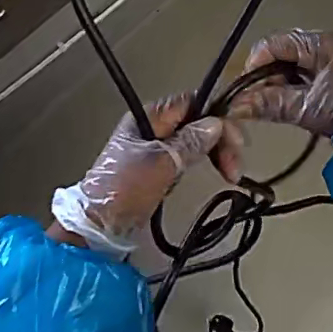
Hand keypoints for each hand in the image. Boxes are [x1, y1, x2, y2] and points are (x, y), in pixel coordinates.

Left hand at [50, 93, 242, 257]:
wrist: (95, 229)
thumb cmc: (125, 191)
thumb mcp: (162, 164)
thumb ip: (191, 141)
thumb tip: (216, 122)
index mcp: (150, 117)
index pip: (193, 102)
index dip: (219, 116)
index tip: (237, 139)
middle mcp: (153, 126)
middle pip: (198, 120)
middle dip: (221, 138)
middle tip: (235, 165)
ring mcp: (155, 146)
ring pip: (196, 138)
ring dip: (216, 151)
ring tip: (230, 173)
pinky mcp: (157, 166)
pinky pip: (188, 155)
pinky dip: (204, 161)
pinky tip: (213, 172)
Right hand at [226, 30, 332, 136]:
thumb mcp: (308, 108)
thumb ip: (271, 103)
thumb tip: (236, 106)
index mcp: (322, 42)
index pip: (275, 43)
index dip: (255, 64)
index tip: (245, 89)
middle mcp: (328, 42)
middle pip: (283, 52)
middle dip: (267, 75)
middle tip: (258, 100)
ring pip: (293, 63)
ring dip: (280, 82)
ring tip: (276, 104)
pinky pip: (307, 72)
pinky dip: (295, 85)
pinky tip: (293, 102)